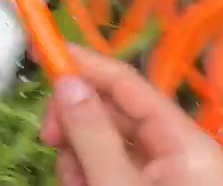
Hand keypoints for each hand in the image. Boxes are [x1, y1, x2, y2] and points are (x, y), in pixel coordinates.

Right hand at [41, 46, 222, 185]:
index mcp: (184, 140)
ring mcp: (168, 171)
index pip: (124, 80)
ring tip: (70, 179)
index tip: (38, 51)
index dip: (81, 61)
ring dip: (76, 150)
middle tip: (49, 138)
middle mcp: (178, 148)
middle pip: (110, 108)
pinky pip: (111, 161)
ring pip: (104, 136)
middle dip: (73, 121)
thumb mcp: (116, 183)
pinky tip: (80, 184)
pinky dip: (88, 168)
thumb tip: (66, 79)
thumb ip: (91, 133)